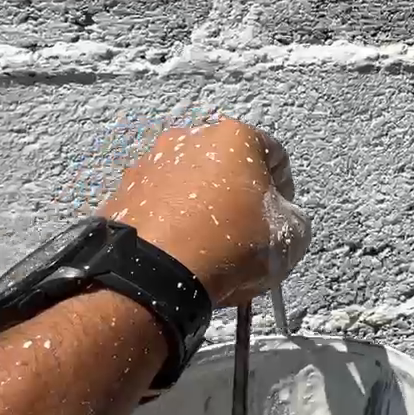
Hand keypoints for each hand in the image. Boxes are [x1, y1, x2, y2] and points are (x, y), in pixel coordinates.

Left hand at [100, 117, 310, 307]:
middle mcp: (189, 139)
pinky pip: (158, 205)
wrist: (153, 278)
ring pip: (189, 182)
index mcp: (236, 136)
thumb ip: (293, 214)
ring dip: (202, 206)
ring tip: (209, 245)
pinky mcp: (120, 195)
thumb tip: (279, 218)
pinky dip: (171, 222)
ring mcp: (148, 164)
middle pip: (226, 164)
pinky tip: (181, 251)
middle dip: (237, 192)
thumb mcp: (293, 233)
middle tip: (245, 229)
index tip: (281, 215)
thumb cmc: (231, 244)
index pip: (275, 154)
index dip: (284, 188)